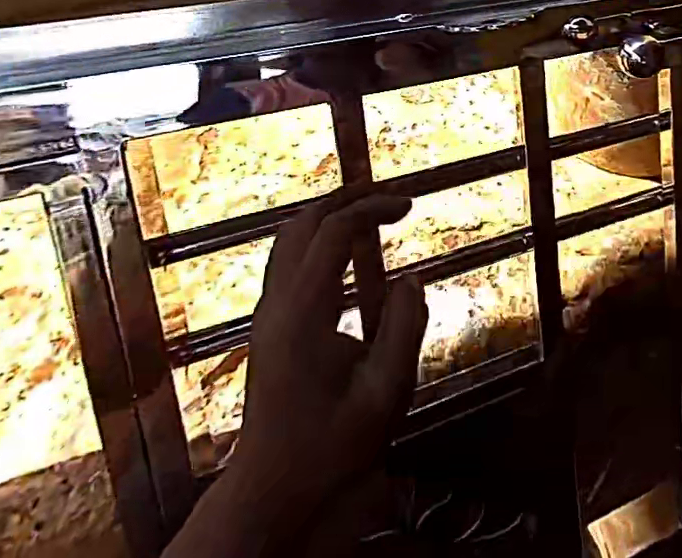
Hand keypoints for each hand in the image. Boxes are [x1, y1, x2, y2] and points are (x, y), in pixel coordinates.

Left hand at [174, 193, 426, 554]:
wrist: (273, 491)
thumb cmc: (330, 446)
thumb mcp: (384, 392)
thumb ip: (405, 329)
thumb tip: (413, 278)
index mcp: (303, 314)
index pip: (333, 234)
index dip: (372, 209)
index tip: (409, 204)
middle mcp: (277, 305)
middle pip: (301, 224)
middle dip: (345, 198)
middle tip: (388, 191)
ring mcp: (268, 314)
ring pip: (288, 239)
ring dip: (328, 214)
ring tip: (369, 206)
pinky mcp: (270, 325)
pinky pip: (289, 260)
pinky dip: (319, 236)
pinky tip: (346, 246)